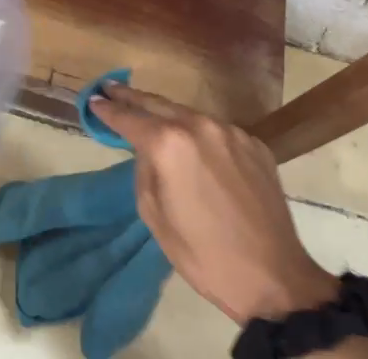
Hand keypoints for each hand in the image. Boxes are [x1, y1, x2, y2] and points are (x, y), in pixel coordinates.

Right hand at [89, 82, 337, 323]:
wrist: (274, 279)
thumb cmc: (203, 254)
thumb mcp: (153, 214)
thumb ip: (143, 169)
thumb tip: (146, 150)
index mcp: (169, 144)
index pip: (128, 117)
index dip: (107, 109)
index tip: (93, 100)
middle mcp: (200, 126)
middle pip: (157, 103)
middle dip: (131, 96)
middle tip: (111, 88)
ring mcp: (231, 132)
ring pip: (189, 114)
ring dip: (167, 115)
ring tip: (149, 115)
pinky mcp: (255, 145)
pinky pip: (217, 132)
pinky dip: (199, 134)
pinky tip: (193, 146)